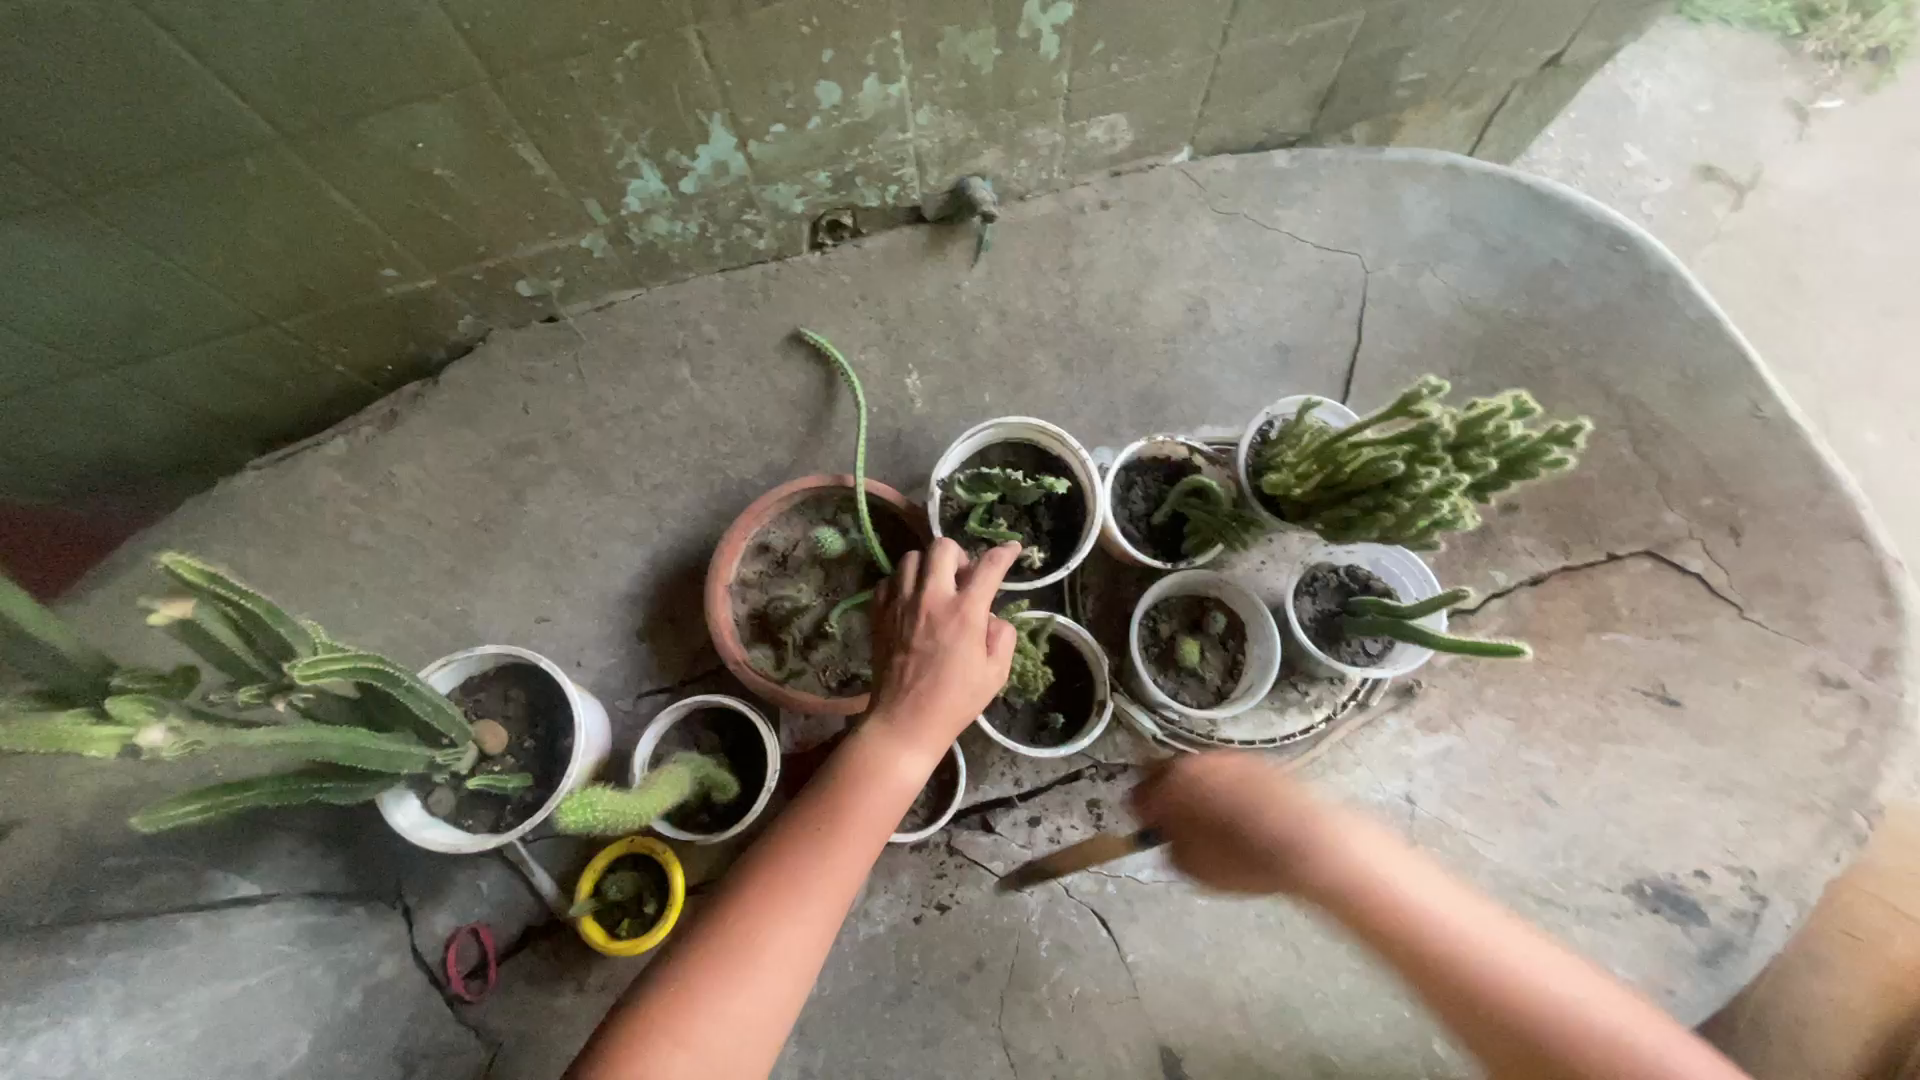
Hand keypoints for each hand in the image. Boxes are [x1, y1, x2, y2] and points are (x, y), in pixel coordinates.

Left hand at [866, 538, 1020, 753]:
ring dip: (928, 566)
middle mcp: (931, 598)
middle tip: (964, 579)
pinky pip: (887, 580)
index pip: (989, 566)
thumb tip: (990, 616)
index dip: (1005, 553)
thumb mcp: (996, 673)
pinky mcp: (878, 614)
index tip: (1012, 549)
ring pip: (911, 558)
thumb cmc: (955, 701)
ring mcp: (900, 603)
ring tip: (934, 587)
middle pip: (943, 547)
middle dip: (959, 555)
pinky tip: (910, 601)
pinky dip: (902, 583)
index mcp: (965, 612)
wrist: (905, 721)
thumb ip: (1001, 636)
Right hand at [1130, 752, 1352, 896]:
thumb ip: (1169, 846)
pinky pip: (1229, 775)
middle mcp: (1198, 760)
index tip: (1147, 827)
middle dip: (1169, 796)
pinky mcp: (1260, 763)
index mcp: (1172, 781)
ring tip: (1212, 821)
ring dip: (1198, 791)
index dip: (1140, 811)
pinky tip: (1240, 816)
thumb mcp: (1193, 866)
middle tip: (1176, 824)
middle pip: (1170, 774)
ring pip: (1201, 773)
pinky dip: (1226, 790)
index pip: (1139, 791)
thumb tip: (1168, 837)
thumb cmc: (1244, 858)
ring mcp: (1231, 757)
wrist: (1311, 843)